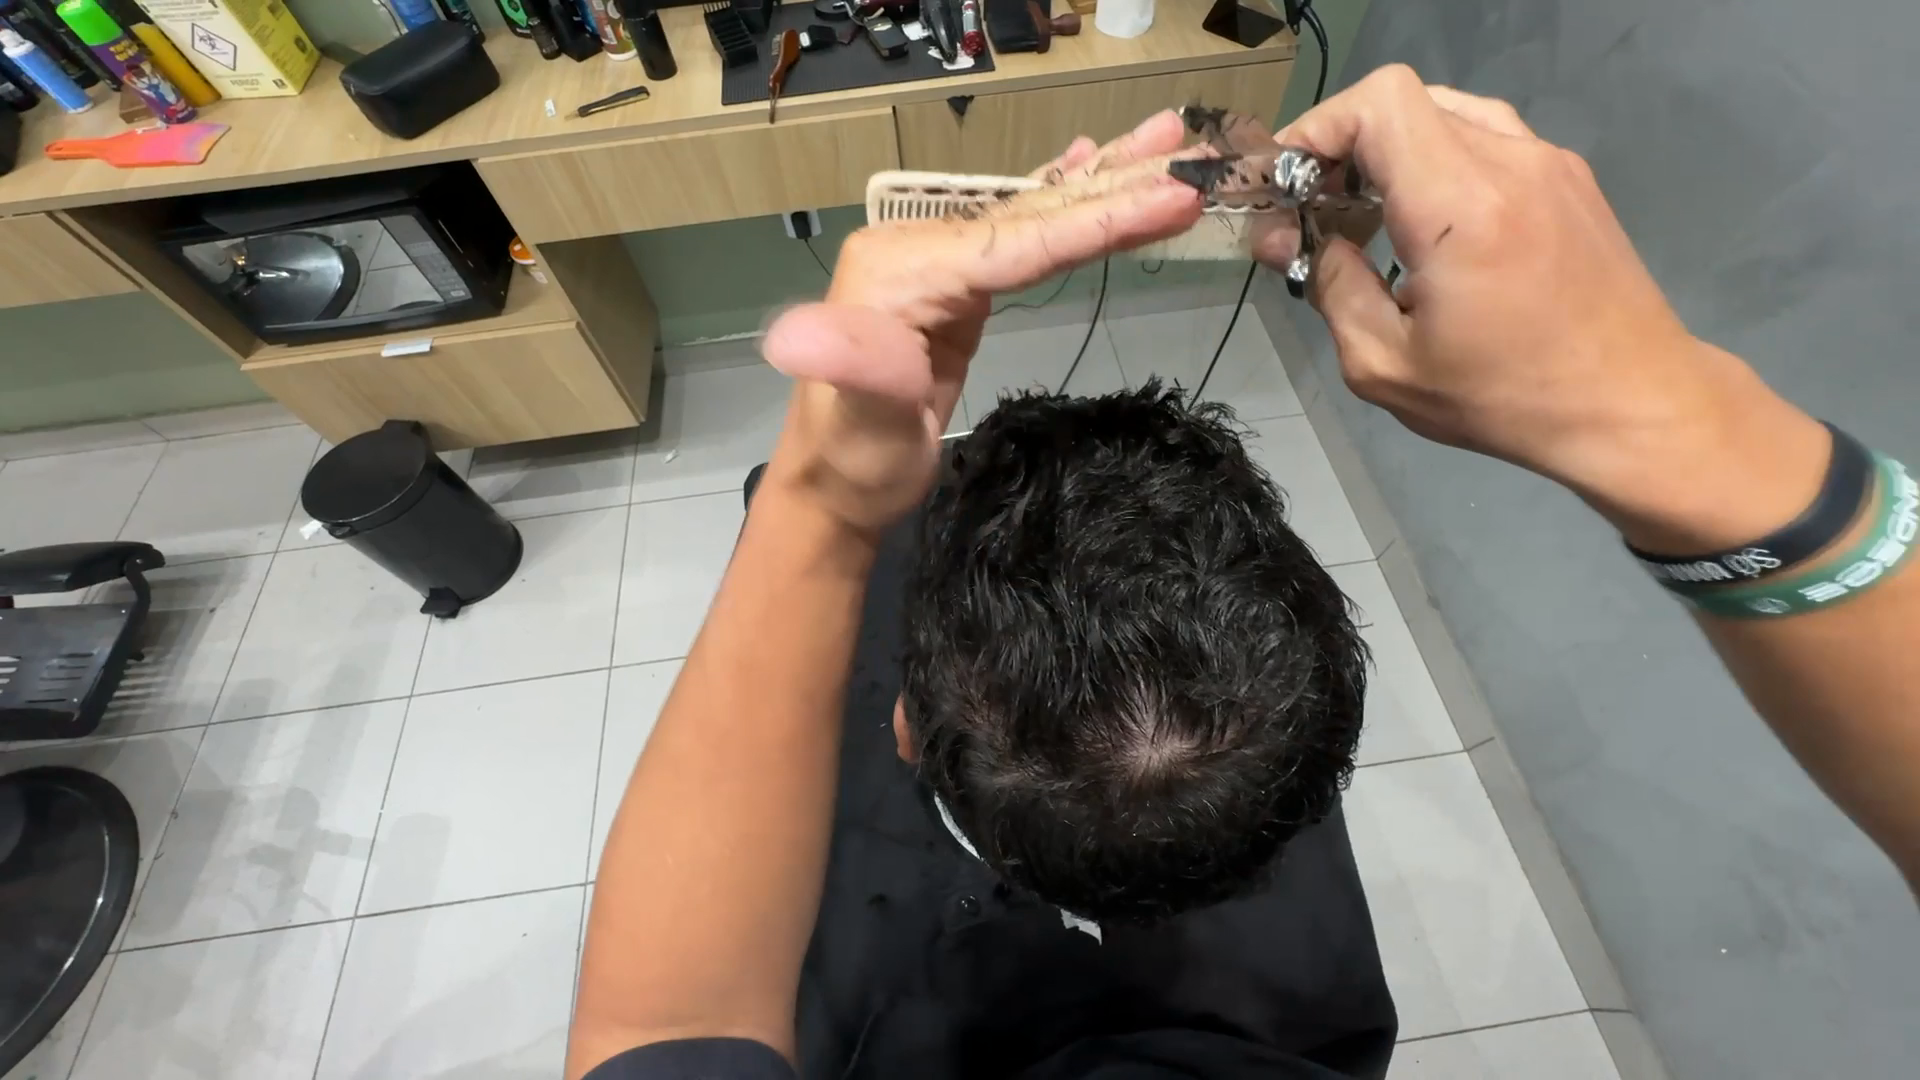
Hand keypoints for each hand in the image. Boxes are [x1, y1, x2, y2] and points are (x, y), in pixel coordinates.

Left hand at [759, 112, 1201, 534]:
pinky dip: (1058, 210)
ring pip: (1029, 220)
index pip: (1016, 239)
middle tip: (1194, 153)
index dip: (1097, 220)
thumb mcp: (857, 423)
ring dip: (1099, 185)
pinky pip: (1016, 243)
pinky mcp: (949, 290)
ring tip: (1165, 144)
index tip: (1175, 197)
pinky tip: (1084, 170)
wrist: (837, 485)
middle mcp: (915, 250)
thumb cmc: (853, 463)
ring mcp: (932, 267)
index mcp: (901, 270)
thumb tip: (800, 329)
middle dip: (1115, 188)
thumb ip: (852, 369)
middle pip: (1030, 215)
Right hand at [1262, 66, 1826, 550]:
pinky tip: (1415, 222)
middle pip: (1405, 100)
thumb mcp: (1383, 363)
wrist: (1626, 402)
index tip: (1284, 182)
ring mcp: (1547, 162)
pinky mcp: (1565, 178)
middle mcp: (1510, 162)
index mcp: (1460, 208)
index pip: (1381, 104)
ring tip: (1357, 213)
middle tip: (1310, 207)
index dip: (1319, 127)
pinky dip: (1430, 162)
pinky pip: (1482, 138)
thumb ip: (1331, 288)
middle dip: (1340, 145)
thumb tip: (1288, 239)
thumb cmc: (1497, 396)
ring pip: (1443, 112)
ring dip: (1385, 152)